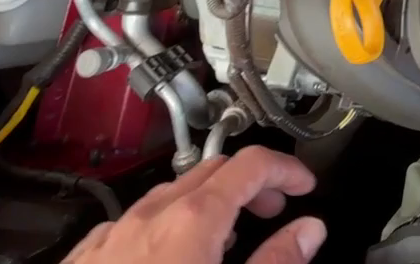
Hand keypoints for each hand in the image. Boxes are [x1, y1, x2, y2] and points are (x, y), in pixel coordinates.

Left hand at [64, 147, 325, 263]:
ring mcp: (109, 238)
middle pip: (212, 171)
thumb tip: (310, 231)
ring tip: (222, 239)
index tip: (303, 186)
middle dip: (250, 183)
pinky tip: (160, 259)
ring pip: (168, 195)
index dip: (286, 169)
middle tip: (273, 210)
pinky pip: (125, 226)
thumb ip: (276, 262)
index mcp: (193, 219)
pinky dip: (158, 227)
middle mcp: (150, 216)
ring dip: (205, 203)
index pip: (252, 165)